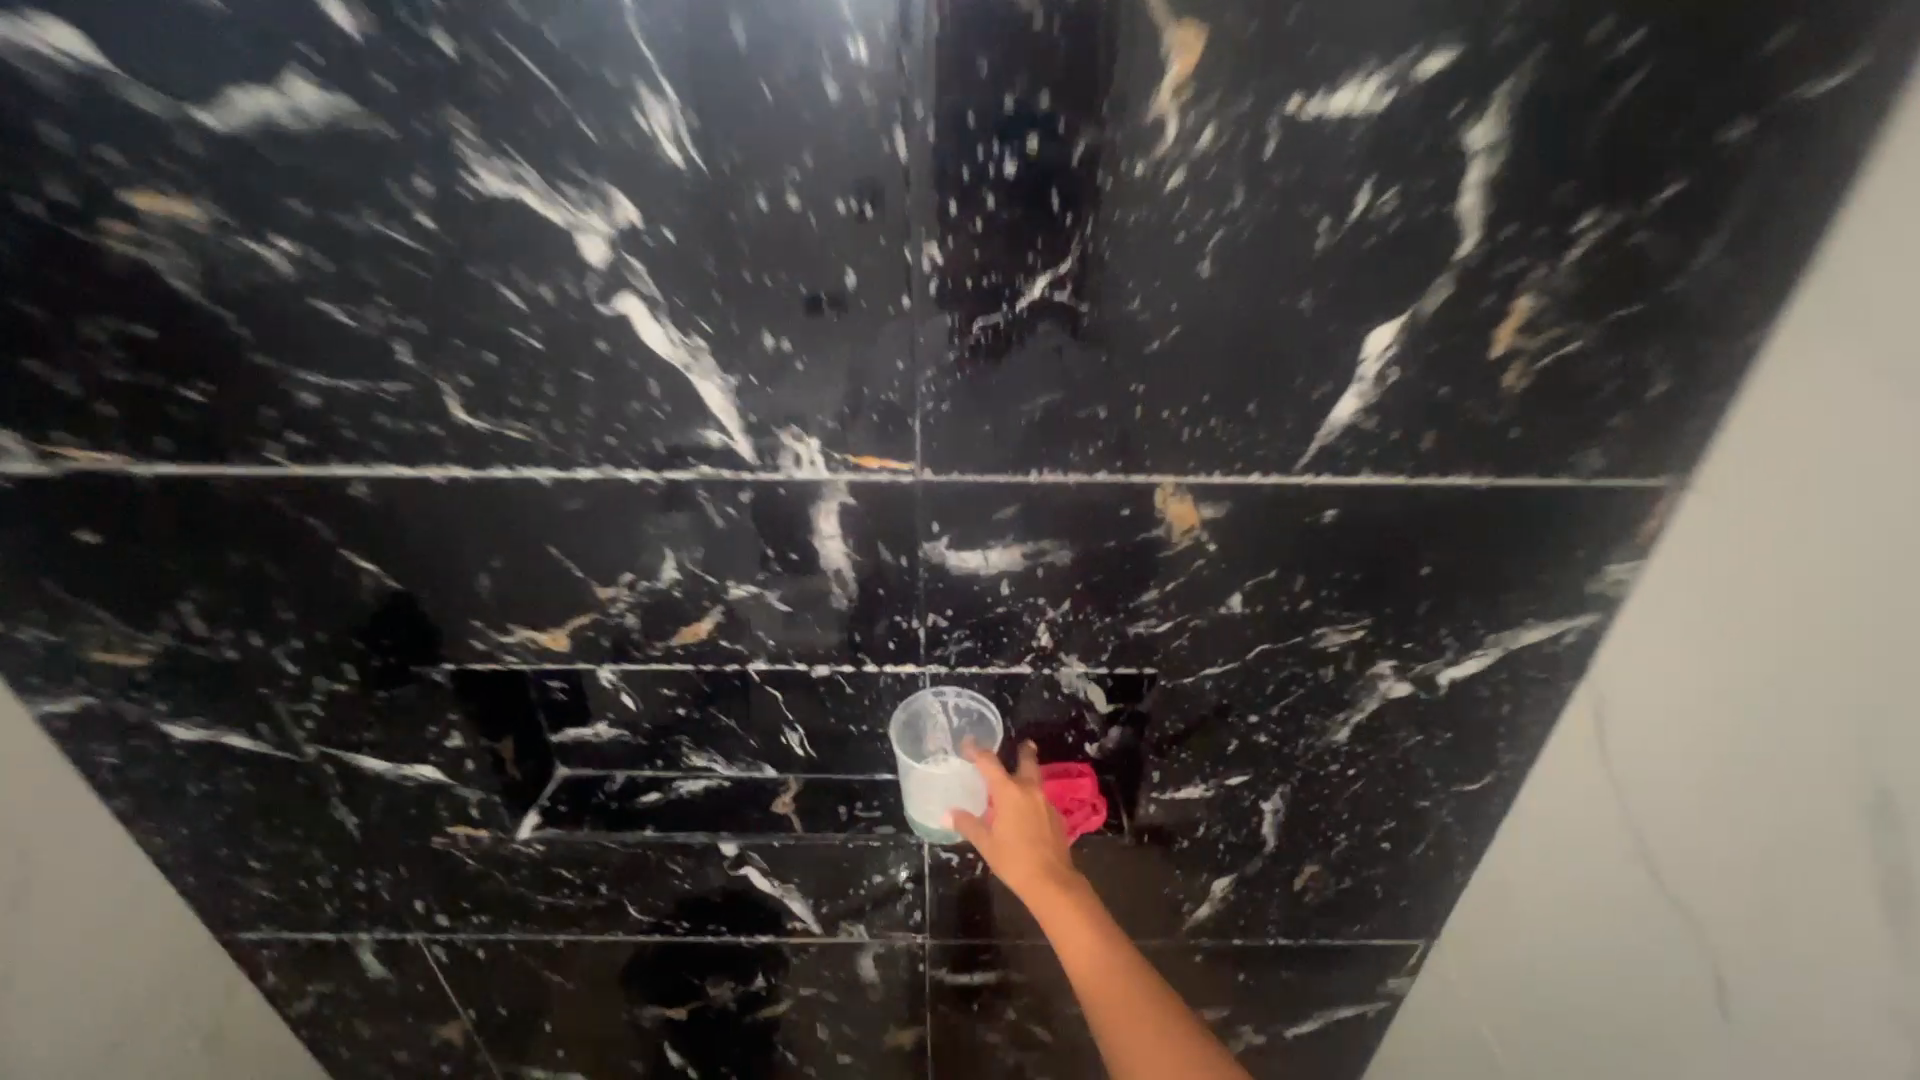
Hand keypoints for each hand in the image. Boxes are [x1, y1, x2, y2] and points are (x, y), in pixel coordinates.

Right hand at [950, 739, 1084, 904]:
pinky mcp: (1056, 816)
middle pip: (1027, 761)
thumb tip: (947, 814)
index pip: (989, 762)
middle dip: (1024, 751)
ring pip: (1036, 780)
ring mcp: (1045, 802)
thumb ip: (967, 824)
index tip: (968, 743)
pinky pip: (1041, 799)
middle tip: (1022, 744)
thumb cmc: (1014, 860)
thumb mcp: (986, 843)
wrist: (1052, 881)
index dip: (977, 751)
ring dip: (1028, 775)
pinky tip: (1027, 812)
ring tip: (1018, 780)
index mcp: (1009, 792)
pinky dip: (1032, 798)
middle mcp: (1029, 790)